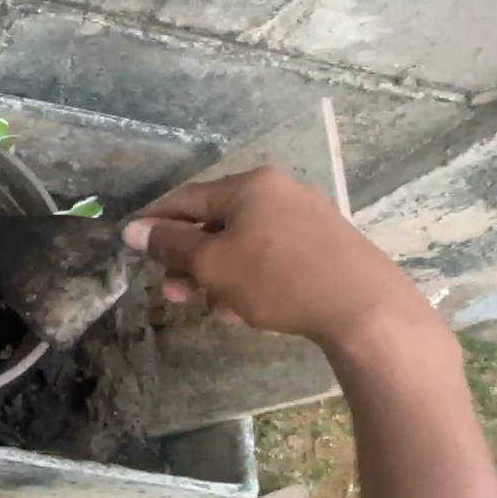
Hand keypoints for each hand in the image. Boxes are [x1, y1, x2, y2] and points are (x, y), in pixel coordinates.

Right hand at [121, 167, 437, 349]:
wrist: (366, 311)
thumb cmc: (276, 279)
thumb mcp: (210, 263)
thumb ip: (168, 244)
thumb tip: (132, 230)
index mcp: (249, 186)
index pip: (184, 199)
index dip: (153, 224)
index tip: (131, 247)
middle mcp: (278, 193)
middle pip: (213, 224)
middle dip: (187, 261)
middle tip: (172, 293)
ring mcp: (304, 219)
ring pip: (239, 245)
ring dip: (214, 276)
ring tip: (208, 308)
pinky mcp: (322, 247)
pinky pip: (267, 258)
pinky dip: (247, 280)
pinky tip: (242, 311)